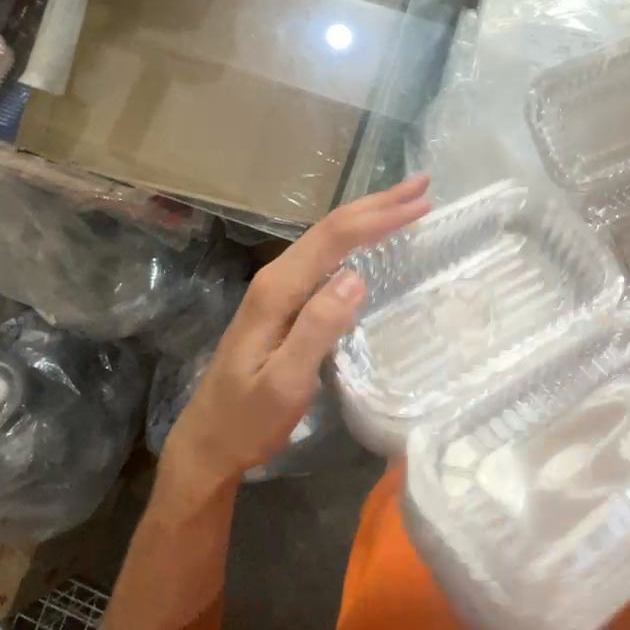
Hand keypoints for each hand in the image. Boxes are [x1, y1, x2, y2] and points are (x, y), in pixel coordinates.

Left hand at [163, 176, 431, 493]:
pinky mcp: (283, 303)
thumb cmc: (247, 420)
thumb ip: (317, 328)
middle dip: (378, 204)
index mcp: (277, 290)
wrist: (207, 443)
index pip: (334, 238)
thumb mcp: (285, 383)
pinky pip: (324, 257)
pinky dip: (355, 239)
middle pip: (331, 228)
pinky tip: (370, 240)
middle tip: (422, 186)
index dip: (378, 217)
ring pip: (328, 238)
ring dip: (368, 217)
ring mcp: (277, 289)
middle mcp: (276, 278)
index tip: (420, 204)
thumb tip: (357, 275)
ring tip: (406, 203)